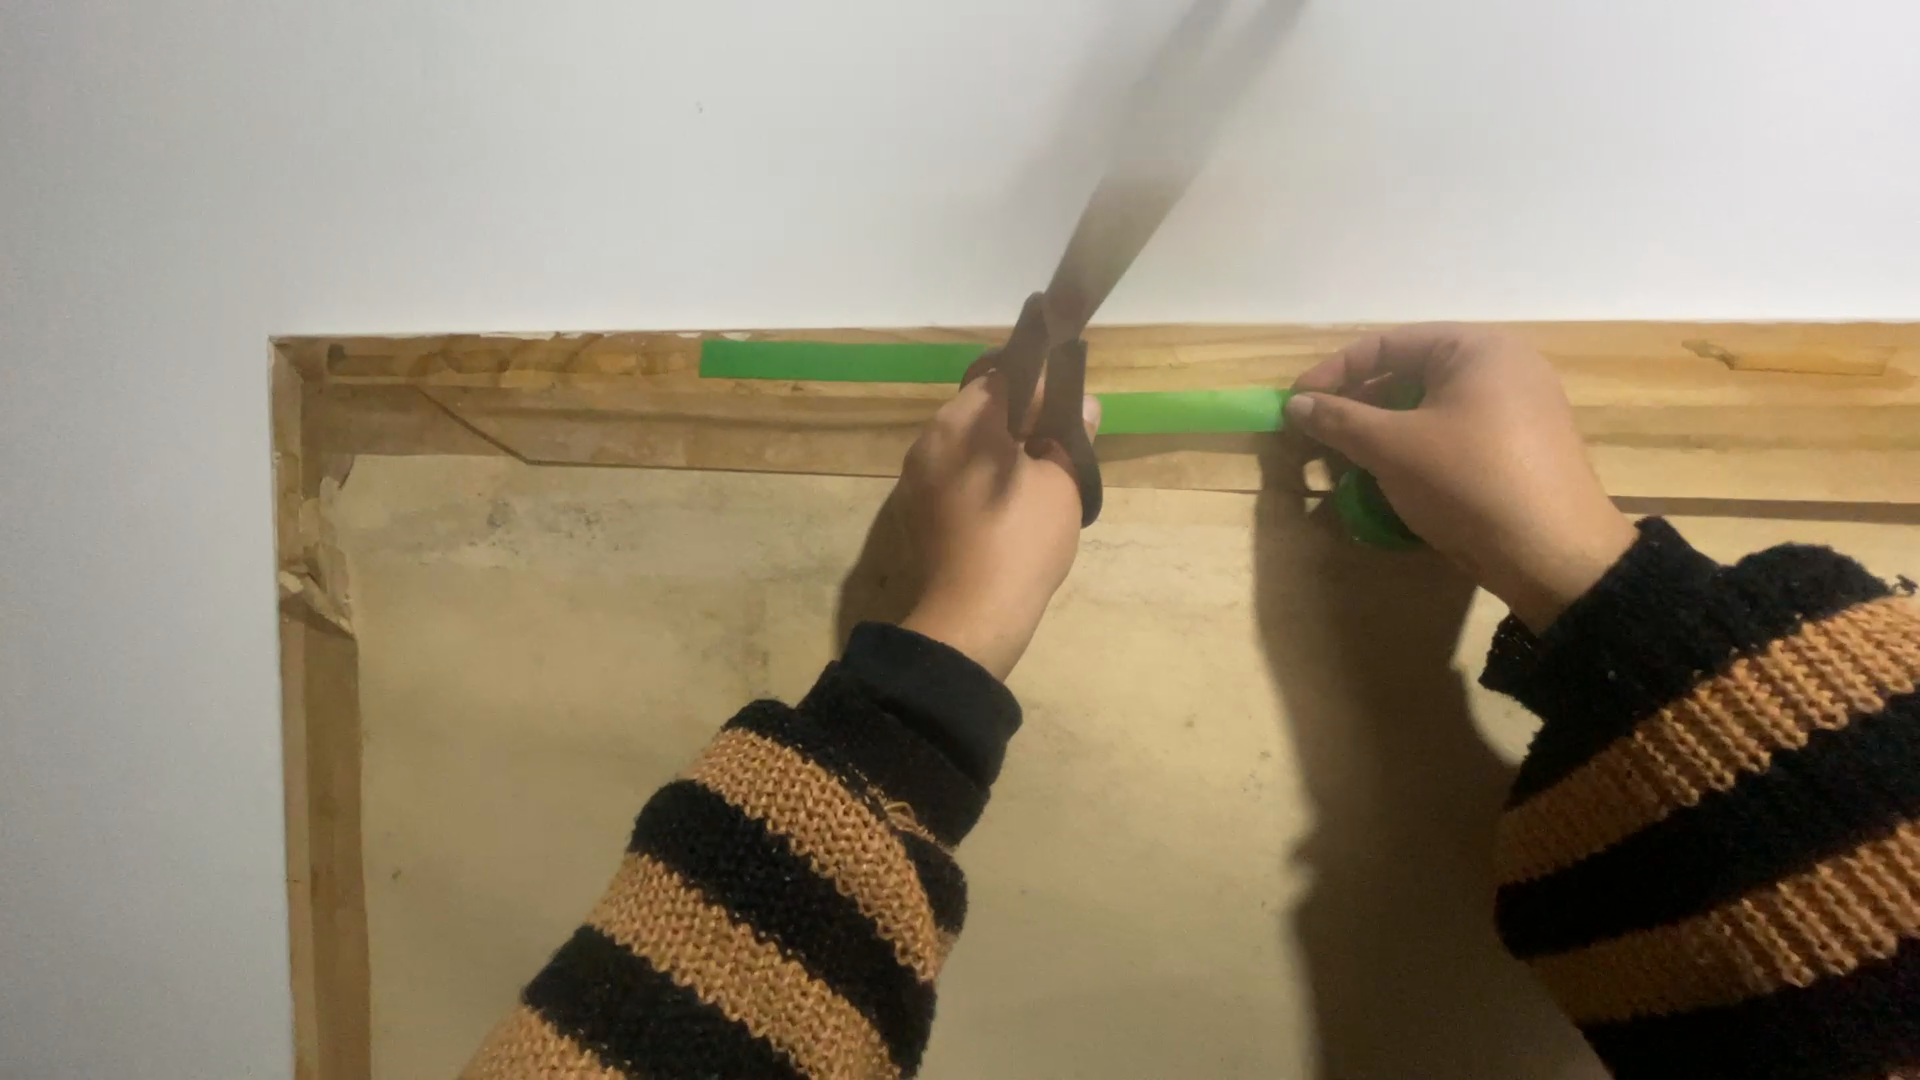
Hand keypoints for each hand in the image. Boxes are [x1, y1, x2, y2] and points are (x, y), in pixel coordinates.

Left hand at [895, 372, 1099, 679]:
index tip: (1063, 410)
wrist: (972, 616)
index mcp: (962, 423)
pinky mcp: (914, 510)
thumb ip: (1069, 435)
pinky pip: (949, 475)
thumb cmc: (1022, 541)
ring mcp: (915, 477)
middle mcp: (929, 440)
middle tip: (1053, 445)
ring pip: (962, 443)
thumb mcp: (1060, 484)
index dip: (1038, 386)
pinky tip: (1003, 504)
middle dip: (1017, 419)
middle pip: (978, 408)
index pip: (1003, 377)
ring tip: (1032, 478)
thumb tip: (1082, 405)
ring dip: (995, 449)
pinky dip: (975, 476)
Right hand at [1286, 324, 1636, 631]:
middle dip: (1355, 402)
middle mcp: (1500, 367)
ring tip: (1346, 456)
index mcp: (1476, 350)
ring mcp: (1512, 407)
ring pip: (1424, 405)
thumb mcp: (1391, 447)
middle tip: (1318, 431)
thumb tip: (1295, 404)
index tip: (1297, 402)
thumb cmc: (1467, 481)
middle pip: (1407, 372)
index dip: (1334, 371)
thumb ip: (1337, 419)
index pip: (1386, 344)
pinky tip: (1386, 473)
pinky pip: (1447, 431)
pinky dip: (1409, 445)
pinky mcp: (1513, 445)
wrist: (1550, 553)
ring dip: (1377, 428)